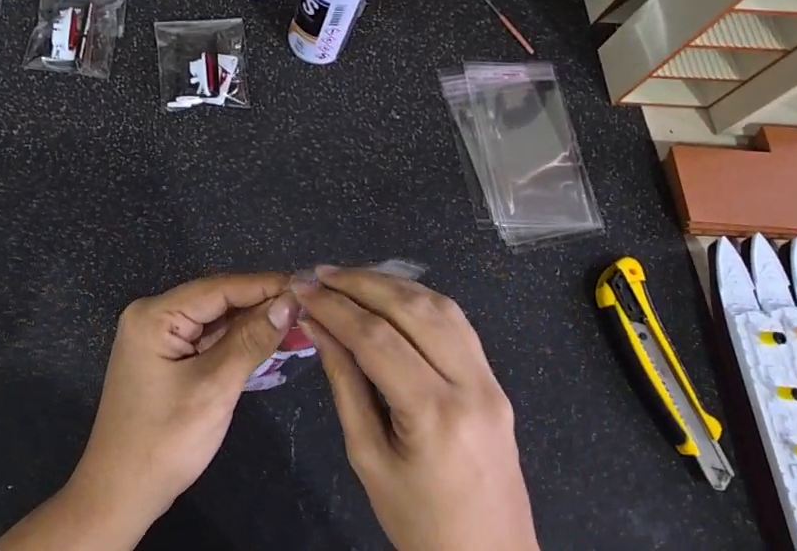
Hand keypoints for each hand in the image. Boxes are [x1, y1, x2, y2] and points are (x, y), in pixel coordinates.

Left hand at [0, 273, 298, 549]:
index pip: (218, 287)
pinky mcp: (165, 358)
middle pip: (215, 300)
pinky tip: (267, 340)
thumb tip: (289, 302)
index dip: (263, 284)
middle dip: (260, 302)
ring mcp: (157, 338)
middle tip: (307, 304)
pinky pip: (205, 339)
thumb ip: (251, 340)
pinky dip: (235, 341)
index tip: (304, 284)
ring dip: (251, 322)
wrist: (121, 492)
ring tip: (297, 319)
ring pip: (213, 320)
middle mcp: (152, 316)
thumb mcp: (214, 388)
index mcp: (155, 314)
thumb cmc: (166, 439)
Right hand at [298, 266, 538, 550]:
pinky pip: (458, 324)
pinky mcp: (495, 383)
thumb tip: (319, 327)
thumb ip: (345, 385)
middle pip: (412, 310)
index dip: (335, 307)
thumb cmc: (419, 522)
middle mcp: (470, 387)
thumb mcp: (368, 458)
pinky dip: (420, 301)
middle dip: (361, 284)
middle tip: (319, 274)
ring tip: (348, 278)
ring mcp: (490, 382)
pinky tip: (391, 297)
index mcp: (434, 414)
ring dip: (391, 285)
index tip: (301, 289)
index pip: (376, 338)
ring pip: (440, 307)